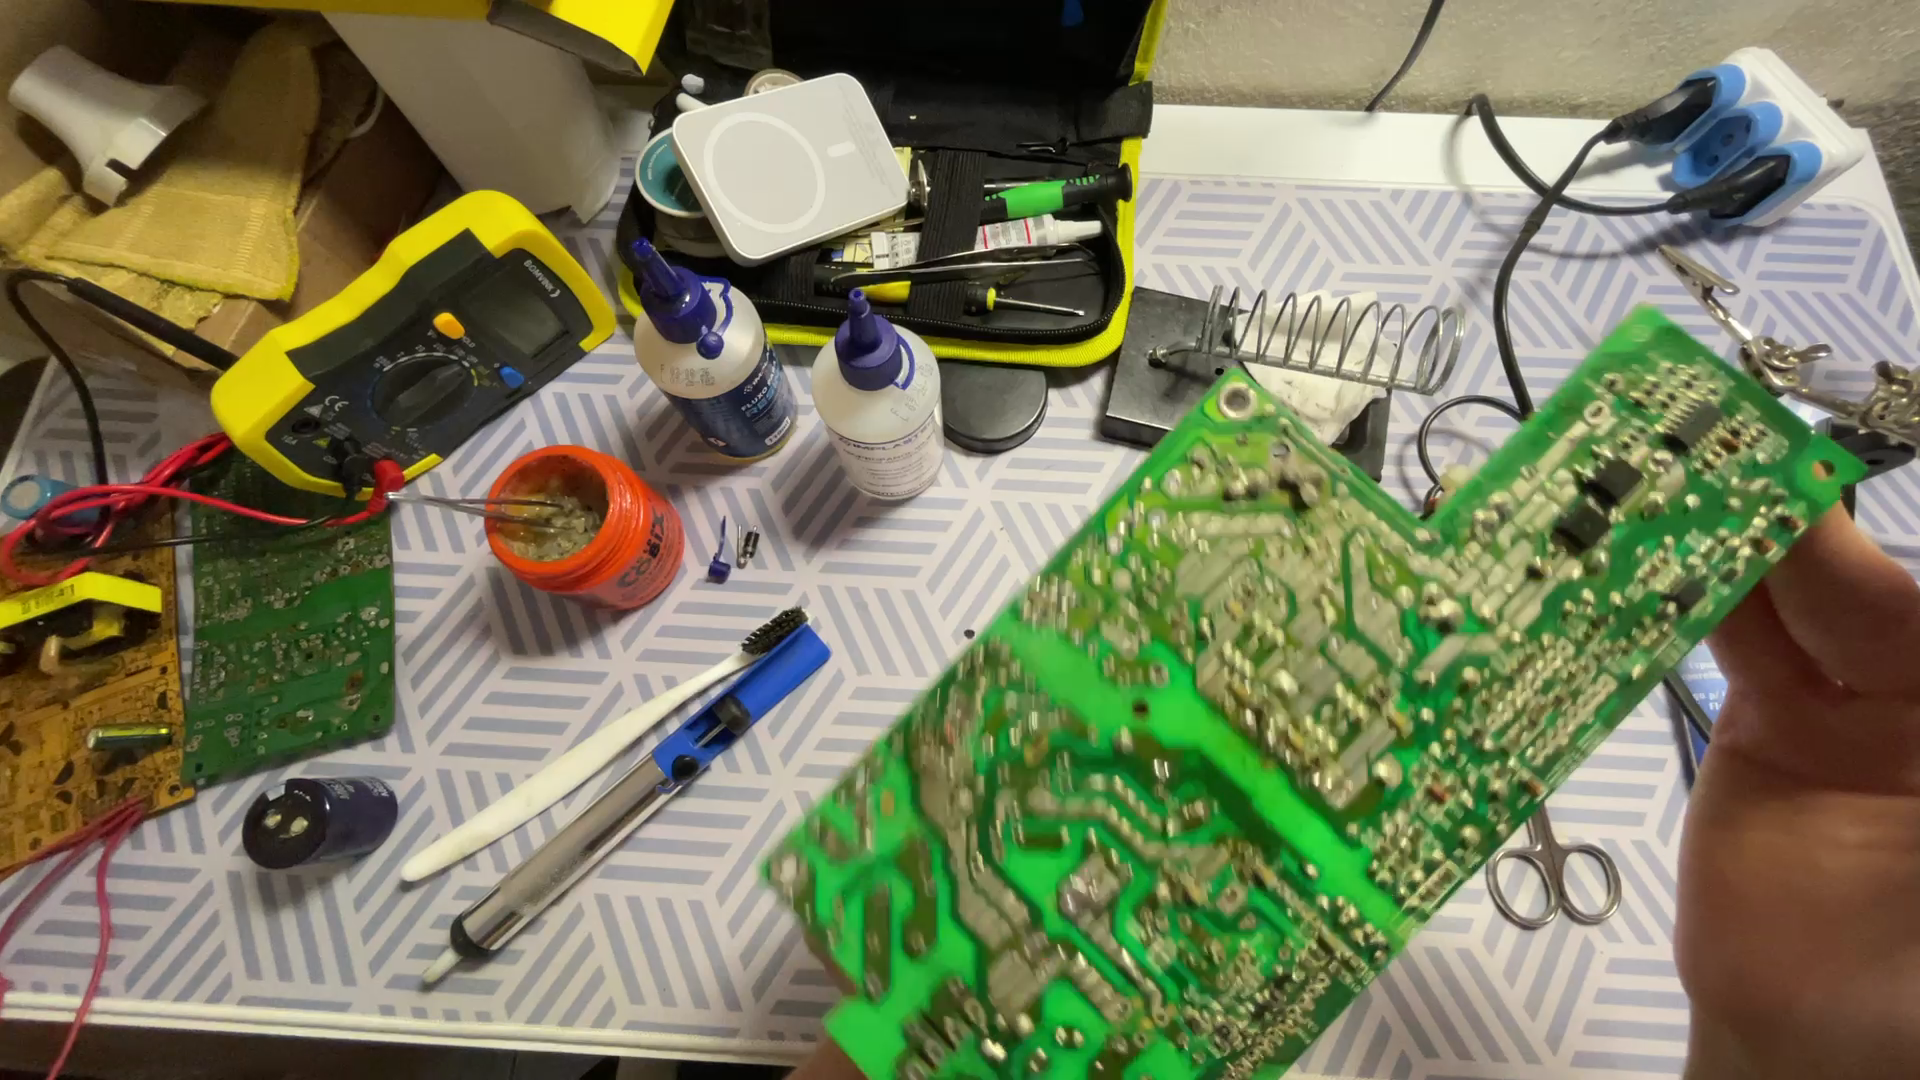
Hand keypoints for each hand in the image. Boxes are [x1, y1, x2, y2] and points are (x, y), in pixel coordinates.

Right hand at [1677, 507, 1919, 1077]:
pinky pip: (1721, 651)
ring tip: (1636, 504)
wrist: (1826, 1042)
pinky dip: (1673, 609)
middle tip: (1669, 469)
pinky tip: (1631, 573)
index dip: (1836, 538)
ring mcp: (1841, 708)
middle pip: (1842, 589)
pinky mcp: (1762, 728)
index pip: (1905, 597)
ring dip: (1705, 559)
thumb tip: (1844, 584)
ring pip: (1773, 609)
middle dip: (1762, 530)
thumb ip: (1892, 680)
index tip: (1758, 474)